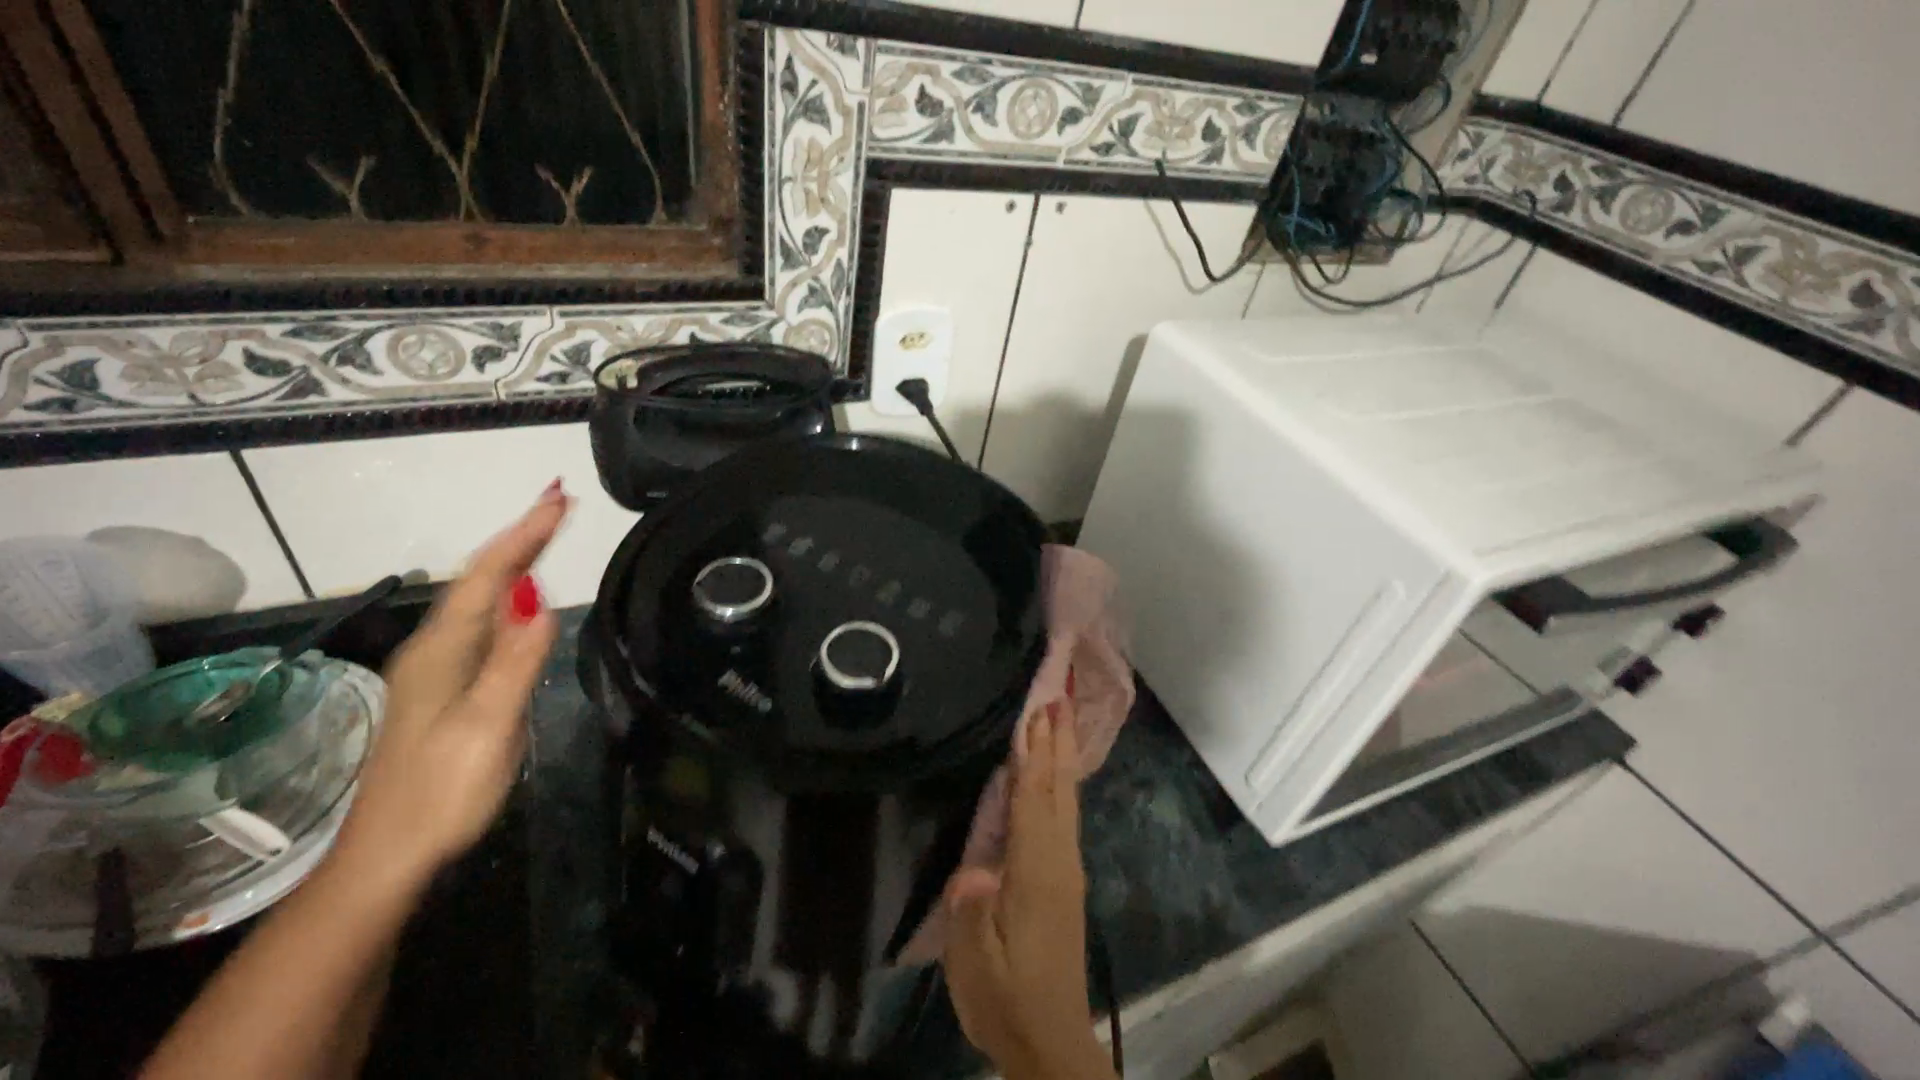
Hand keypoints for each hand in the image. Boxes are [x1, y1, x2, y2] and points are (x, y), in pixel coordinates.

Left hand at [329, 484, 568, 897]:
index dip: (524, 534)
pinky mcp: (443, 690)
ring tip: (546, 536)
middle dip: (520, 539)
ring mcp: (436, 670)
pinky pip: (480, 625)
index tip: (559, 498)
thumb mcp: (486, 727)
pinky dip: (506, 598)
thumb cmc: (440, 792)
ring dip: (513, 563)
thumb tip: (540, 597)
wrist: (386, 855)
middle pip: (480, 580)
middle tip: (559, 505)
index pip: (488, 576)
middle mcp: (435, 649)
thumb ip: (514, 661)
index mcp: (444, 650)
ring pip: (479, 601)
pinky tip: (519, 602)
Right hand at [943, 700, 1115, 1079]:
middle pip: (1060, 791)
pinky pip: (1064, 820)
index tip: (1039, 708)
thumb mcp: (977, 960)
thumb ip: (974, 909)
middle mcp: (1061, 862)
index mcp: (1037, 872)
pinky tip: (1054, 782)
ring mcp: (1067, 872)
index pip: (1036, 799)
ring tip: (1058, 722)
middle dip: (1057, 742)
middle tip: (1056, 695)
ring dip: (1062, 760)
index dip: (1035, 752)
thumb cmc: (1006, 996)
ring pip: (1067, 803)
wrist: (1050, 1039)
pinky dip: (1060, 789)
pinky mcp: (1065, 885)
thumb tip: (974, 869)